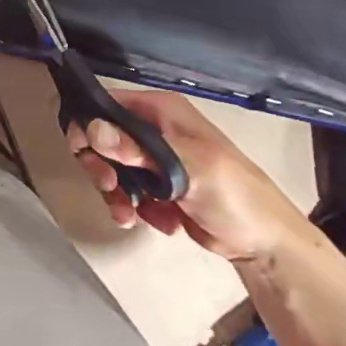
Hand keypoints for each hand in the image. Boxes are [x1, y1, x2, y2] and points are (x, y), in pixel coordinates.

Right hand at [67, 89, 312, 261]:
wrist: (263, 241)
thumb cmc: (233, 193)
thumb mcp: (188, 168)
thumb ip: (140, 149)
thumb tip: (95, 129)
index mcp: (162, 110)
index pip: (108, 104)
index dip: (88, 124)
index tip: (82, 152)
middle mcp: (154, 129)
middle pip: (103, 138)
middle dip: (101, 166)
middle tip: (109, 187)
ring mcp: (155, 159)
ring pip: (111, 168)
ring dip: (114, 193)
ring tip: (129, 215)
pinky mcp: (156, 187)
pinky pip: (126, 192)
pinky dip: (131, 208)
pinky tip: (152, 221)